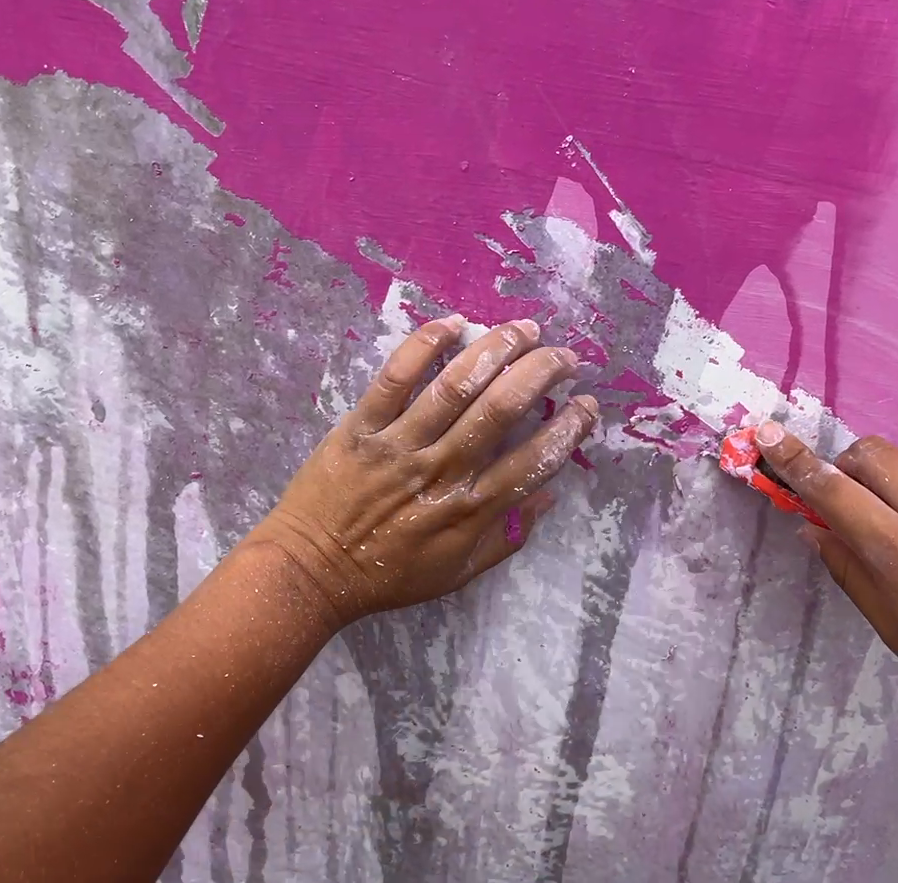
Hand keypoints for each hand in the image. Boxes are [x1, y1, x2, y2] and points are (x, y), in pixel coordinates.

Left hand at [246, 316, 598, 628]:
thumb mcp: (458, 573)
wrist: (310, 572)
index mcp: (469, 511)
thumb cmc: (388, 575)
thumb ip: (508, 537)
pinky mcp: (361, 426)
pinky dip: (425, 344)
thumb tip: (551, 496)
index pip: (533, 461)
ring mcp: (399, 445)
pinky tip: (453, 322)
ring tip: (526, 328)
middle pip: (501, 410)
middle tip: (564, 356)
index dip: (568, 428)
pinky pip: (395, 377)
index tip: (587, 404)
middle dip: (541, 374)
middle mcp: (441, 471)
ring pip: (455, 386)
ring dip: (497, 349)